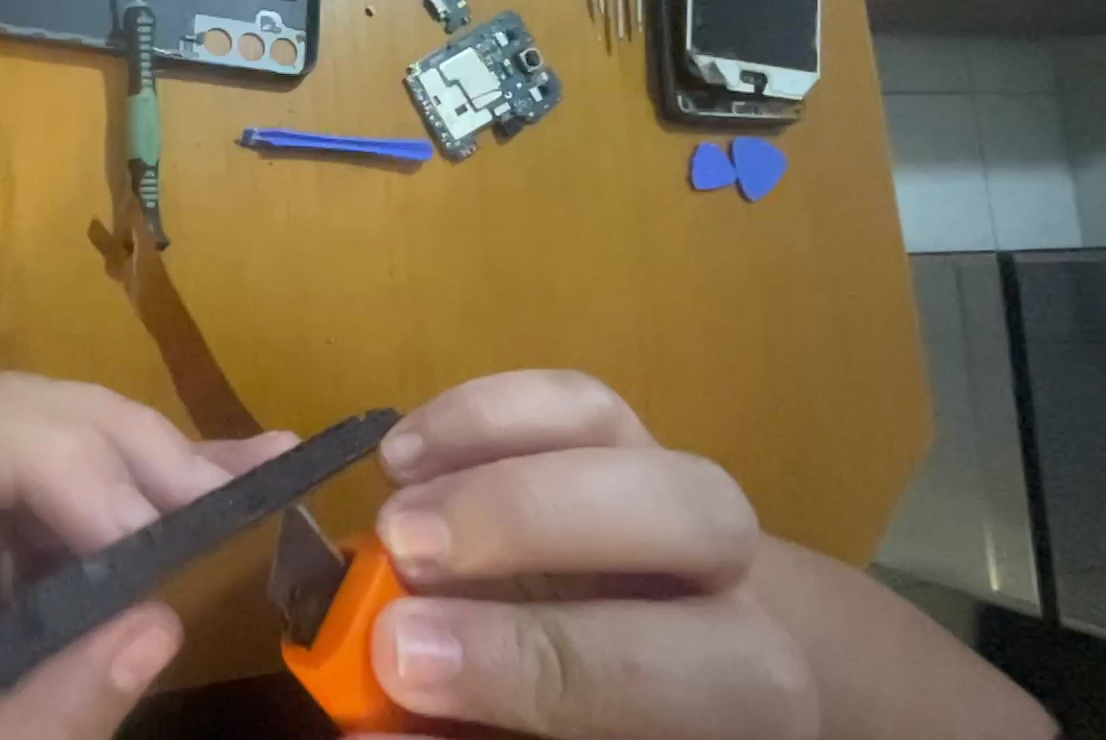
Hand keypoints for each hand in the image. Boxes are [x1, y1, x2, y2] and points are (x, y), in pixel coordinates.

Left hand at [0, 374, 295, 739]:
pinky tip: (232, 467)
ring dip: (145, 452)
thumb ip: (34, 715)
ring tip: (231, 486)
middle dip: (111, 446)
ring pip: (53, 431)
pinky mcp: (3, 540)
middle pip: (4, 417)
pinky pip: (81, 486)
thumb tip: (158, 621)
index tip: (131, 532)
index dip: (39, 458)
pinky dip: (152, 480)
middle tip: (204, 502)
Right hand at [362, 370, 819, 739]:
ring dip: (501, 459)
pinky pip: (578, 400)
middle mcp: (742, 595)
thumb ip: (454, 727)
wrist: (648, 644)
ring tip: (393, 491)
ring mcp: (686, 502)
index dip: (539, 664)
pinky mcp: (625, 437)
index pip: (690, 685)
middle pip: (698, 525)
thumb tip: (364, 724)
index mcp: (734, 708)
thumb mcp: (509, 737)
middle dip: (529, 524)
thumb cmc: (572, 706)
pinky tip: (403, 452)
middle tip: (401, 546)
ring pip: (641, 445)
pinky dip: (481, 413)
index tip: (401, 655)